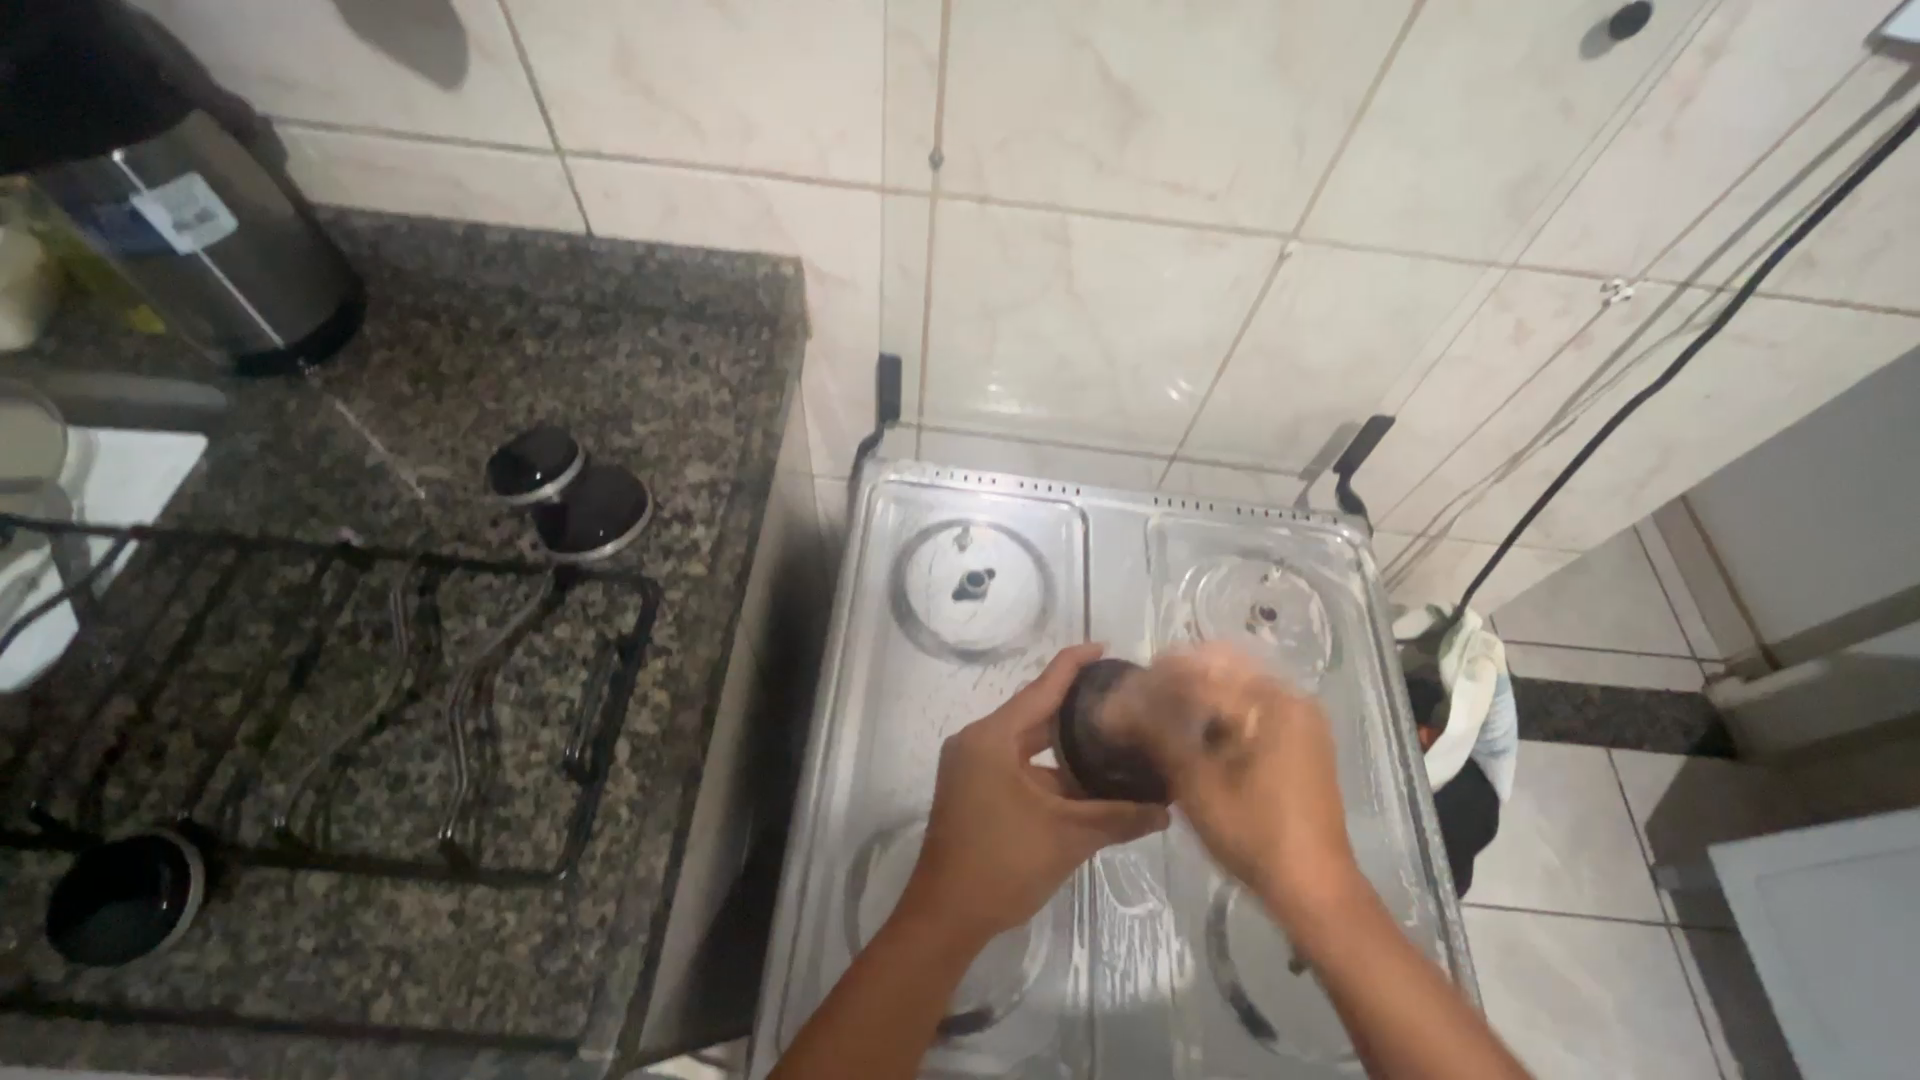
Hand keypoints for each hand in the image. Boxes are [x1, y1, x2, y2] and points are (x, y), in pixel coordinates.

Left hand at [897, 643, 1169, 945]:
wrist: (946, 916)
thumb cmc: (1002, 864)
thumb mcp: (1067, 837)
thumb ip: (1118, 817)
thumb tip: (1166, 811)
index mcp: (992, 738)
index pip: (1041, 689)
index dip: (1073, 665)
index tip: (1104, 647)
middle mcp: (977, 743)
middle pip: (1034, 715)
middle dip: (1076, 710)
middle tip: (1120, 700)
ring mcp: (971, 768)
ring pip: (1027, 746)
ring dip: (1065, 749)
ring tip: (1113, 741)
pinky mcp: (972, 791)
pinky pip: (1016, 768)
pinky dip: (1048, 773)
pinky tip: (1086, 783)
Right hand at [1109, 644, 1362, 924]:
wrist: (1313, 886)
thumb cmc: (1252, 832)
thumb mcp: (1195, 783)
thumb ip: (1156, 733)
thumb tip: (1117, 704)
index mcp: (1269, 700)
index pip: (1200, 670)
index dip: (1155, 678)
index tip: (1122, 694)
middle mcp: (1291, 697)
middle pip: (1222, 666)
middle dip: (1177, 678)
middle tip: (1140, 700)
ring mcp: (1302, 718)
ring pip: (1239, 683)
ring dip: (1199, 691)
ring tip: (1162, 714)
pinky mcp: (1304, 739)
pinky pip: (1256, 704)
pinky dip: (1223, 709)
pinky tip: (1198, 730)